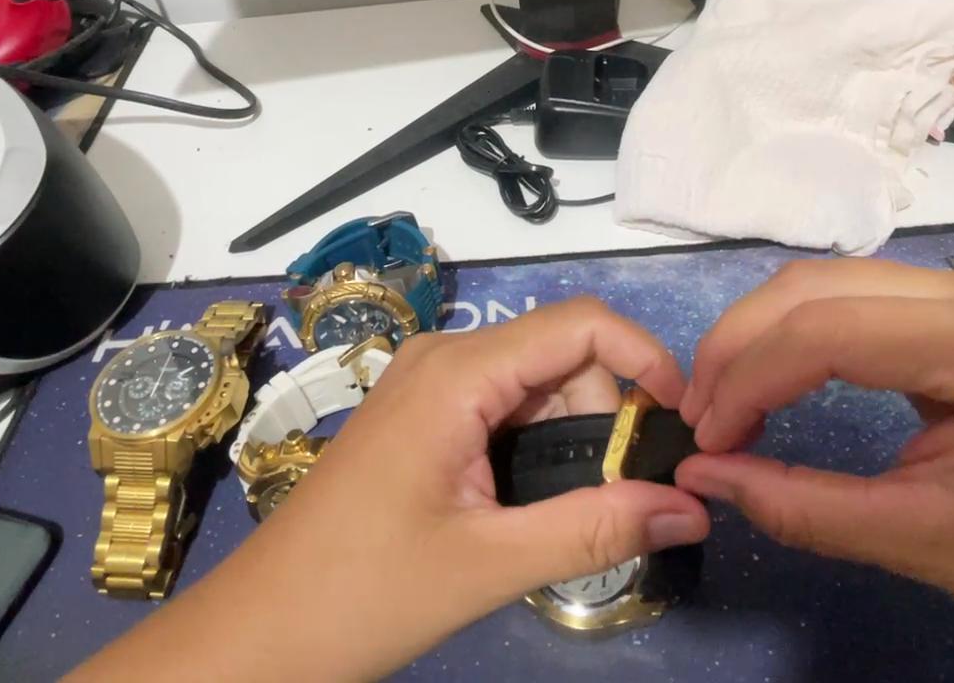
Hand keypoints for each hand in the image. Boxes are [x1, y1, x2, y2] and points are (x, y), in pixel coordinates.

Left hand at [69, 298, 708, 682]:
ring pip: (536, 380)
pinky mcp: (424, 410)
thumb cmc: (365, 591)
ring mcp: (430, 381)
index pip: (580, 323)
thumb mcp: (490, 563)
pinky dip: (538, 440)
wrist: (262, 629)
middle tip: (613, 498)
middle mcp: (446, 356)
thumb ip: (595, 529)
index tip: (681, 421)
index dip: (645, 356)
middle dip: (605, 415)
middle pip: (562, 354)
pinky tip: (530, 497)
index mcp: (459, 372)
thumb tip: (691, 507)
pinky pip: (504, 401)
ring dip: (572, 434)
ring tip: (568, 511)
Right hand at [673, 259, 953, 640]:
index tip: (704, 436)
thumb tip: (700, 474)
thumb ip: (801, 505)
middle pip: (815, 288)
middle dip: (740, 346)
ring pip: (824, 283)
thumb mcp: (922, 542)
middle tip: (700, 412)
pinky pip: (851, 298)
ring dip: (759, 335)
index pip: (829, 331)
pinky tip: (772, 375)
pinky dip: (795, 335)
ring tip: (724, 397)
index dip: (748, 376)